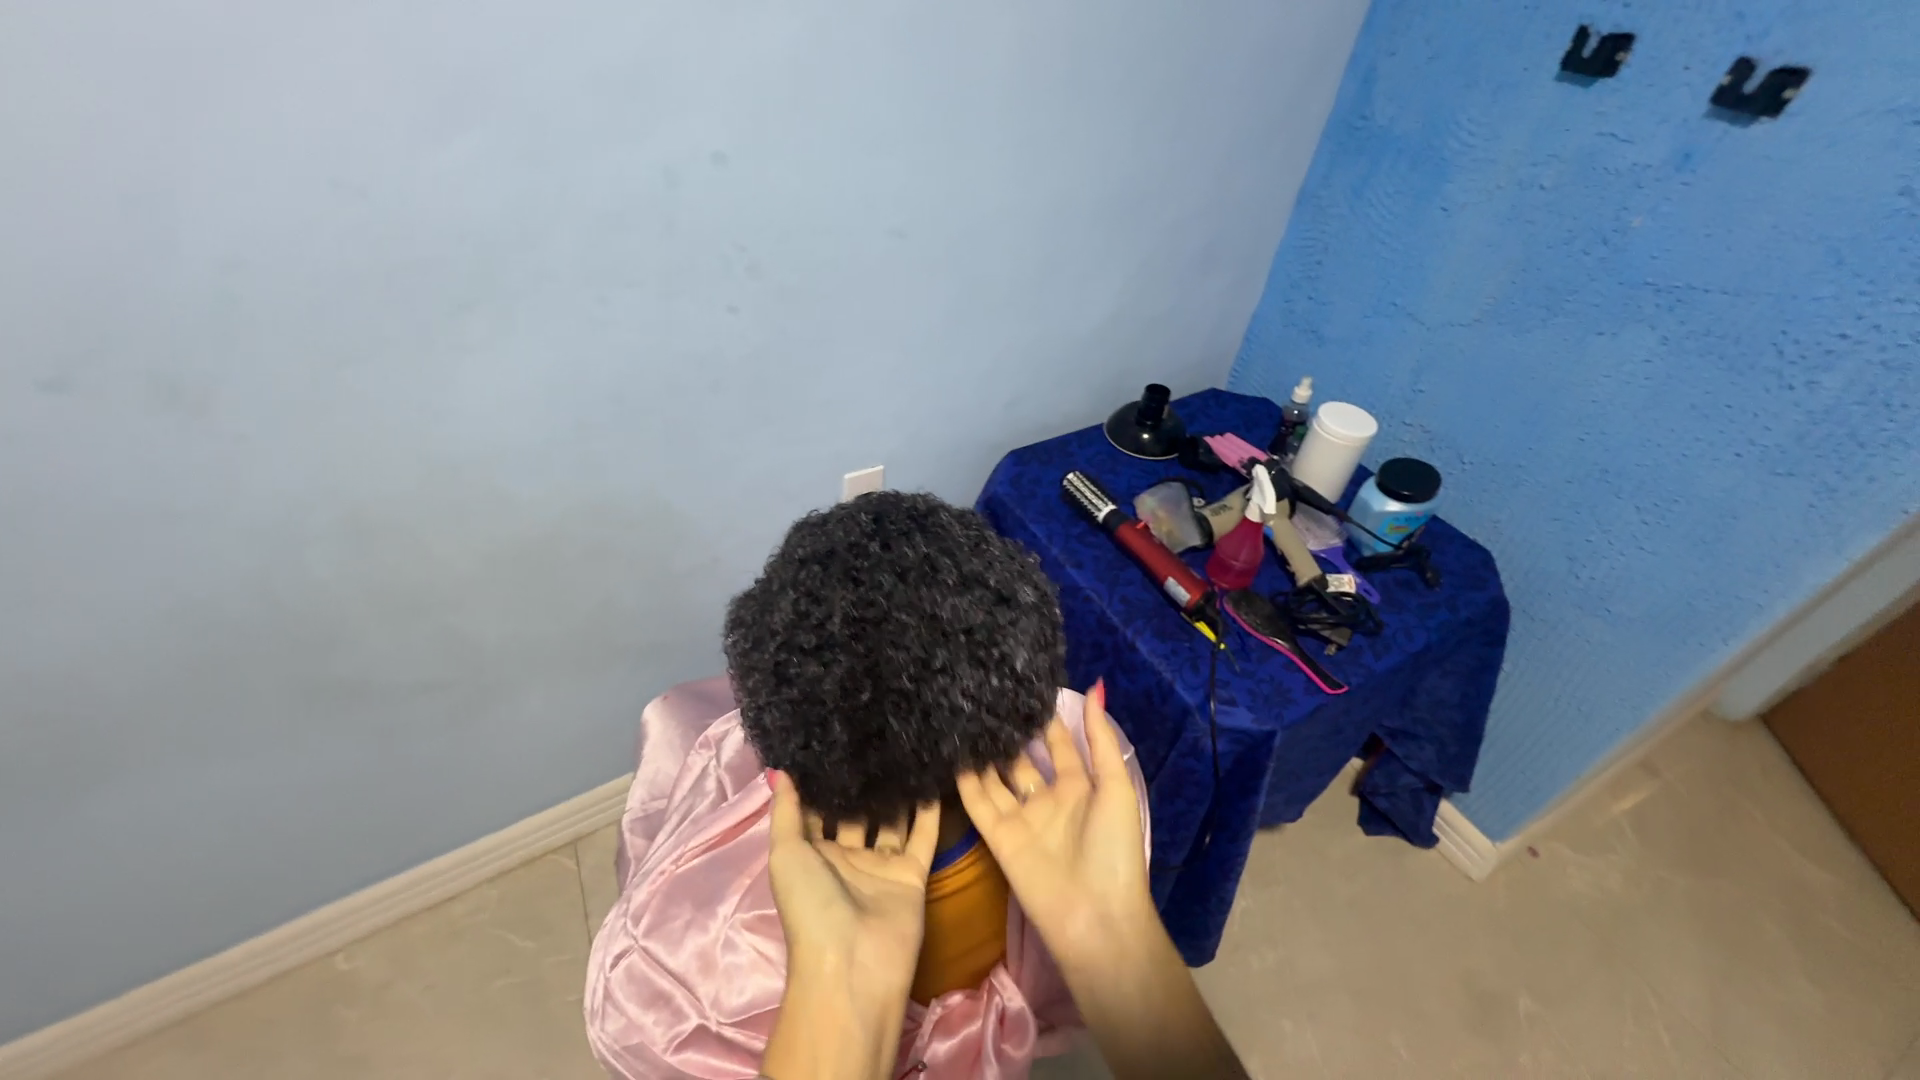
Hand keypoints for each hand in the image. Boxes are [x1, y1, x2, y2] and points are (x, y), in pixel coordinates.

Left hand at [762, 769, 937, 1079]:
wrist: (852, 964)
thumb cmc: (810, 906)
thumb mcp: (786, 854)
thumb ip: (786, 812)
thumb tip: (781, 769)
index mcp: (812, 856)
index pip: (817, 810)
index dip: (823, 781)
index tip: (833, 741)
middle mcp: (846, 858)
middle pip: (856, 813)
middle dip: (863, 782)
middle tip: (876, 737)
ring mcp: (881, 867)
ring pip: (891, 820)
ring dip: (897, 790)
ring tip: (906, 748)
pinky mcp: (912, 874)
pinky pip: (923, 835)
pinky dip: (929, 810)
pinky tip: (934, 775)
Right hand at [956, 680, 1156, 962]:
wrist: (1096, 916)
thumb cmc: (1114, 849)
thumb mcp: (1115, 786)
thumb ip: (1099, 739)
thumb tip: (1095, 685)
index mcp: (1080, 787)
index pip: (1059, 744)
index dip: (1045, 719)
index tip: (1024, 688)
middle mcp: (1047, 798)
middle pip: (1022, 759)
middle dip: (1008, 733)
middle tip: (984, 698)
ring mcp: (1021, 817)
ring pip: (996, 777)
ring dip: (983, 752)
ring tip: (963, 717)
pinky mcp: (998, 836)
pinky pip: (979, 803)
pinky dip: (965, 780)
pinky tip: (951, 752)